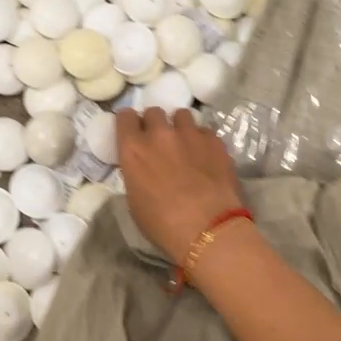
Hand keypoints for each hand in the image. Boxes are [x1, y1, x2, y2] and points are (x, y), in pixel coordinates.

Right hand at [114, 108, 244, 261]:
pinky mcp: (215, 141)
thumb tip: (143, 168)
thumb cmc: (163, 224)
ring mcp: (190, 134)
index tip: (134, 133)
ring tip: (187, 144)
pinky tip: (207, 157)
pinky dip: (203, 140)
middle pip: (154, 112)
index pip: (125, 117)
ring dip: (181, 127)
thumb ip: (136, 173)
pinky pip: (205, 131)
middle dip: (156, 124)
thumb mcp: (135, 200)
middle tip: (161, 142)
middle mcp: (160, 134)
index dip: (130, 124)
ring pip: (182, 115)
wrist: (208, 229)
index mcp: (134, 149)